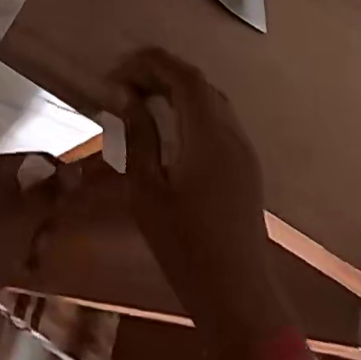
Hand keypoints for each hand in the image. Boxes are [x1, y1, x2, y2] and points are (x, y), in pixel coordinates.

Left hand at [0, 152, 70, 359]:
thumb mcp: (26, 217)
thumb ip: (52, 193)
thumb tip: (77, 169)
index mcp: (1, 168)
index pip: (43, 161)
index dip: (61, 178)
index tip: (74, 201)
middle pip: (41, 189)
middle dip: (48, 215)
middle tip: (46, 233)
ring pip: (35, 215)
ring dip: (40, 235)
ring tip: (34, 252)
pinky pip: (25, 234)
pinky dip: (29, 248)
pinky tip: (26, 263)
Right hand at [112, 48, 293, 354]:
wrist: (238, 296)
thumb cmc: (185, 245)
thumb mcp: (147, 190)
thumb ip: (139, 136)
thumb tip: (125, 96)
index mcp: (209, 136)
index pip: (183, 76)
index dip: (149, 63)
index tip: (116, 71)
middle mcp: (232, 134)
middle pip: (197, 82)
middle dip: (158, 71)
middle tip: (121, 82)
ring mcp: (243, 149)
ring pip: (209, 98)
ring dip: (173, 87)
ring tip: (137, 97)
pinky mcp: (244, 165)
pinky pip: (216, 117)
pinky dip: (188, 106)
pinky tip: (165, 121)